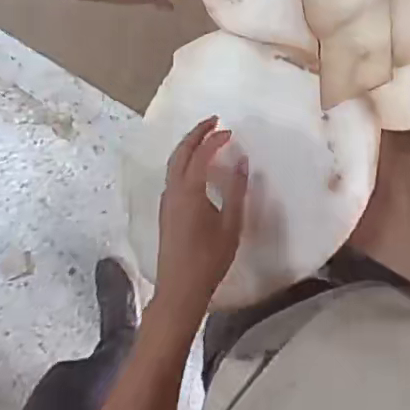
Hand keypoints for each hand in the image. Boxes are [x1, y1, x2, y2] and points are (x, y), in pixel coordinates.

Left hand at [152, 117, 247, 322]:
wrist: (179, 288)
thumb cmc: (209, 259)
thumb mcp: (230, 225)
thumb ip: (236, 191)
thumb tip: (242, 161)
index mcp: (188, 191)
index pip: (200, 155)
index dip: (214, 140)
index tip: (229, 131)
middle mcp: (173, 190)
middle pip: (180, 152)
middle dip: (195, 133)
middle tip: (213, 121)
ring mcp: (166, 200)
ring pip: (173, 163)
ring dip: (188, 146)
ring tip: (205, 137)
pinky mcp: (166, 210)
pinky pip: (173, 175)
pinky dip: (184, 161)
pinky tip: (197, 167)